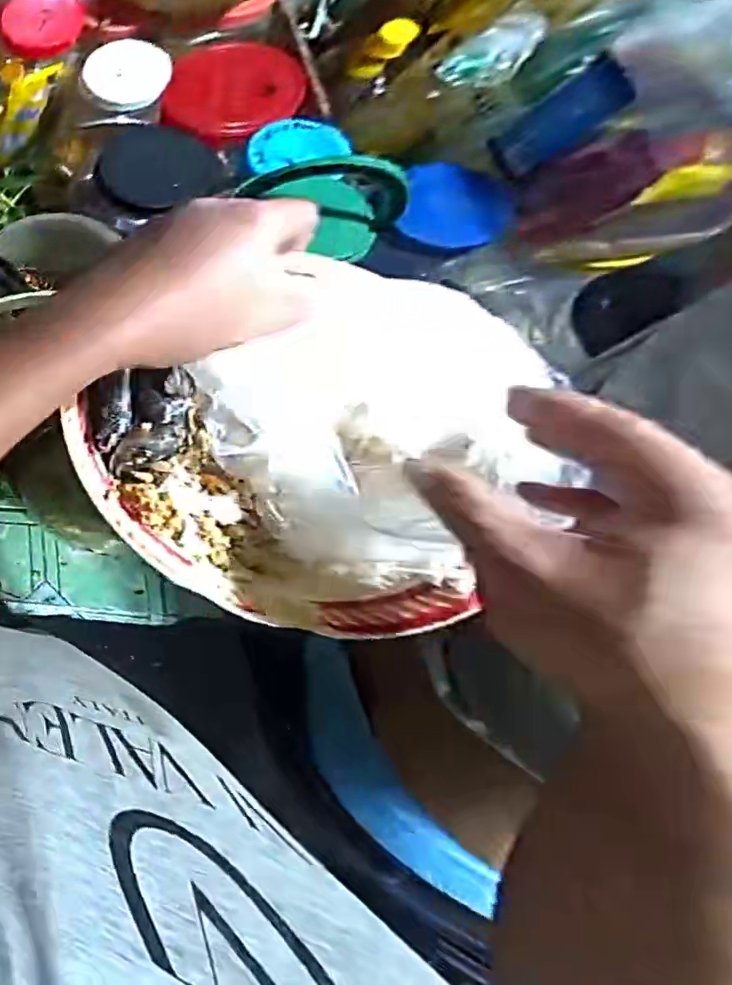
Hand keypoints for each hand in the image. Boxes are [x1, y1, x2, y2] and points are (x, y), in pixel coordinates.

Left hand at [42, 198, 350, 369]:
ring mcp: (164, 220)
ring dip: (210, 263)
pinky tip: (158, 300)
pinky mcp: (129, 239)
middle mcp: (210, 206)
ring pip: (207, 236)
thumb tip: (305, 293)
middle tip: (237, 298)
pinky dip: (174, 269)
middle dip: (252, 256)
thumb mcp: (260, 319)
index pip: (303, 212)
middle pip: (250, 223)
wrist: (99, 320)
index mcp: (252, 217)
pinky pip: (169, 249)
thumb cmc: (187, 316)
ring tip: (194, 304)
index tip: (278, 281)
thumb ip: (298, 302)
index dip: (301, 246)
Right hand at [412, 388, 731, 731]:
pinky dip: (600, 508)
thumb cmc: (604, 633)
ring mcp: (720, 547)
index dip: (556, 409)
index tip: (506, 396)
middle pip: (640, 456)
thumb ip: (468, 505)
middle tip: (519, 421)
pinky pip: (652, 519)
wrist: (686, 722)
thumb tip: (418, 461)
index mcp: (691, 499)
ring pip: (648, 490)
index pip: (617, 432)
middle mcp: (719, 513)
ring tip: (533, 465)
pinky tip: (560, 516)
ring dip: (585, 473)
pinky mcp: (710, 575)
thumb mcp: (519, 562)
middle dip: (573, 436)